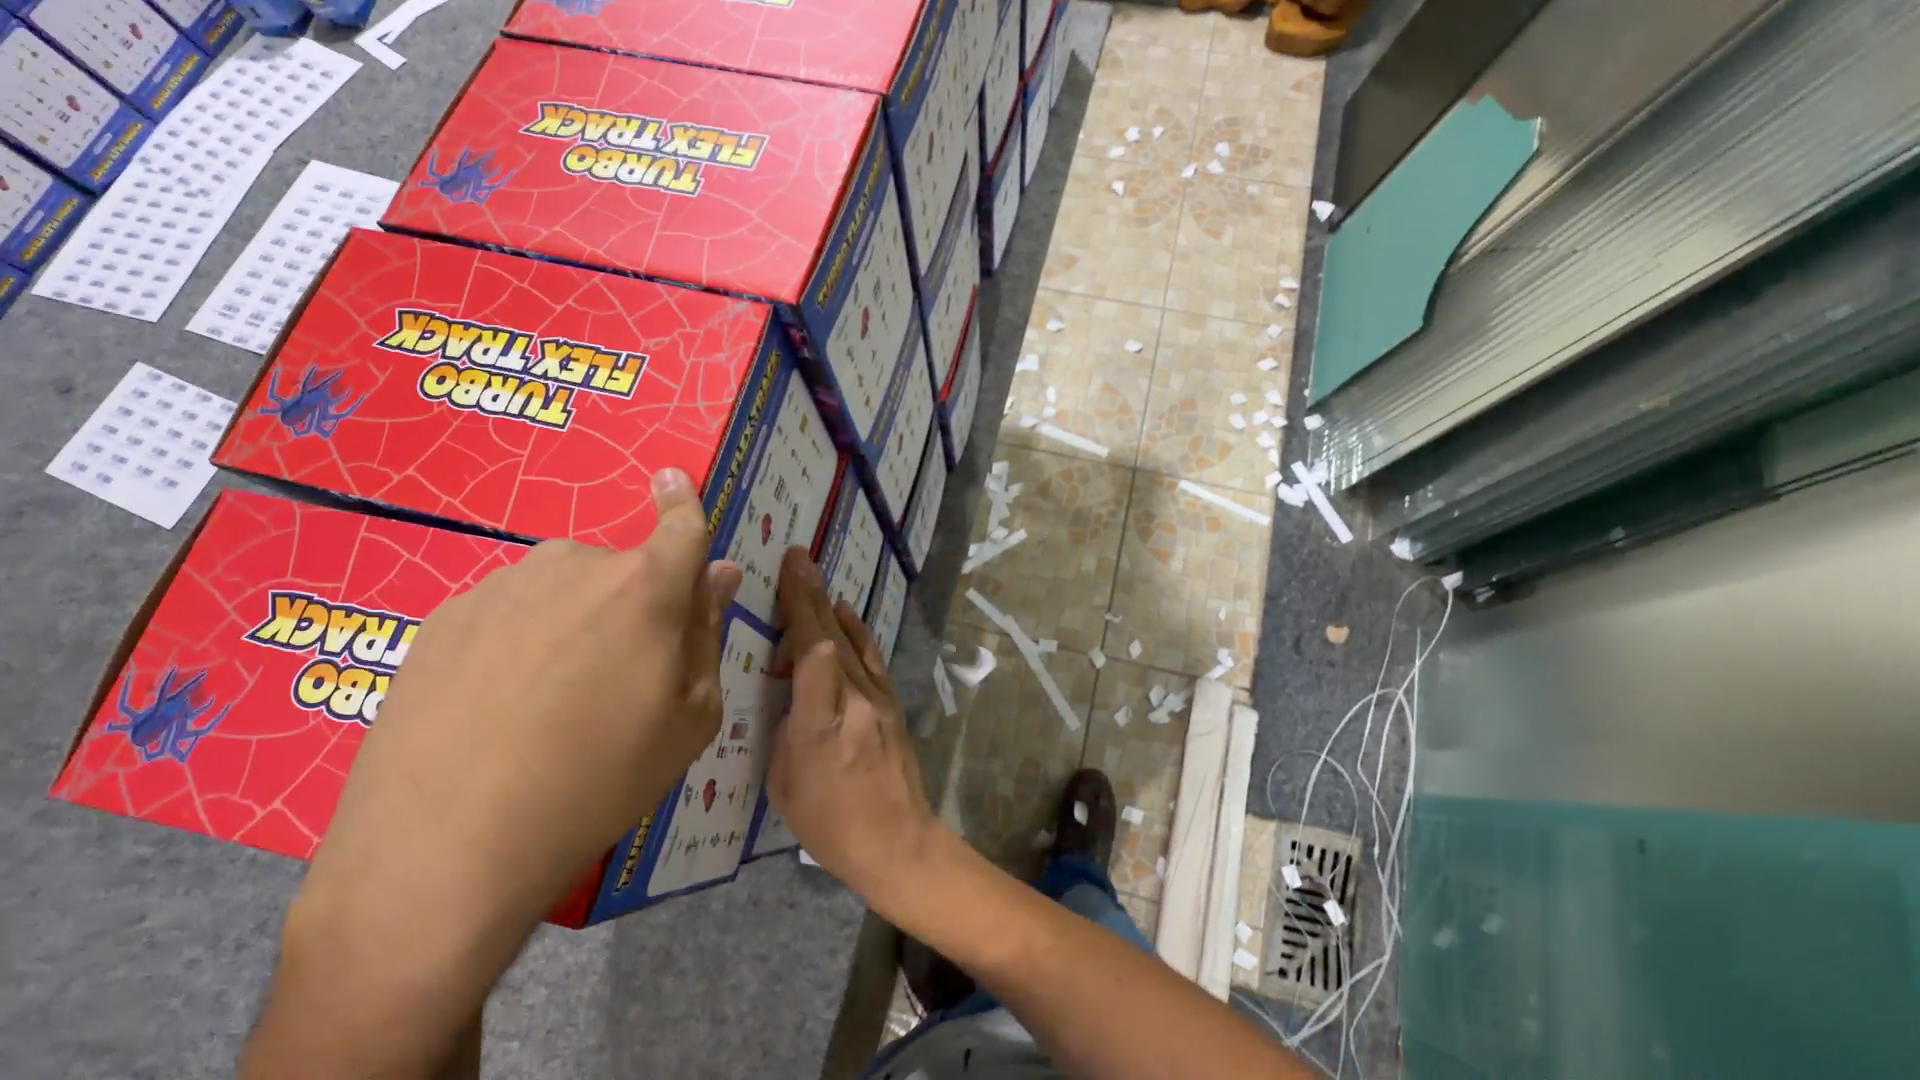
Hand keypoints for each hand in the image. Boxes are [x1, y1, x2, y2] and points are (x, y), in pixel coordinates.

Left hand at [248, 468, 739, 1077]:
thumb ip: (706, 637)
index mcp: (645, 588)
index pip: (680, 524)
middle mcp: (572, 566)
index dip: (683, 502)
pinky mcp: (442, 619)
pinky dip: (517, 643)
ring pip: (559, 590)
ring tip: (551, 705)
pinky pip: (505, 615)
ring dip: (571, 624)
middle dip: (631, 604)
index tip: (673, 481)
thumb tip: (716, 577)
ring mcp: (500, 588)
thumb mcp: (688, 721)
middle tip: (620, 678)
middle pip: (619, 570)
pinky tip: (498, 709)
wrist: (446, 841)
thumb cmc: (598, 781)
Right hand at [767, 547, 939, 909]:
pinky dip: (857, 632)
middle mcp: (854, 702)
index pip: (810, 655)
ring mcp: (878, 701)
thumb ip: (786, 730)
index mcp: (820, 725)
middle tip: (796, 556)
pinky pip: (871, 659)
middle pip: (828, 638)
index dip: (799, 613)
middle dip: (809, 595)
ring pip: (850, 643)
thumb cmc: (830, 824)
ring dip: (830, 606)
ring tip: (813, 575)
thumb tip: (791, 696)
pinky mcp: (892, 706)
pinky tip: (845, 613)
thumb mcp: (786, 784)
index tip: (789, 575)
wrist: (897, 843)